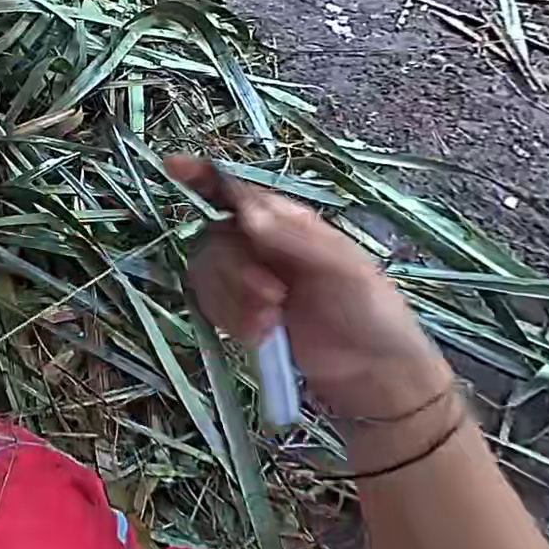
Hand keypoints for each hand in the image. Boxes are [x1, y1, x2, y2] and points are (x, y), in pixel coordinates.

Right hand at [166, 155, 452, 421]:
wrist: (375, 381)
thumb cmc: (371, 313)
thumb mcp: (345, 267)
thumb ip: (293, 238)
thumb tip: (246, 212)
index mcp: (286, 221)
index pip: (236, 192)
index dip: (202, 176)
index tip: (173, 166)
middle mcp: (259, 244)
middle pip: (215, 238)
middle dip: (235, 271)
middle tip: (272, 297)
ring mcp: (246, 279)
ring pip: (207, 272)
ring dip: (233, 299)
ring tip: (271, 323)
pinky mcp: (237, 313)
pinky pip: (209, 303)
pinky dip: (231, 319)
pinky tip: (263, 335)